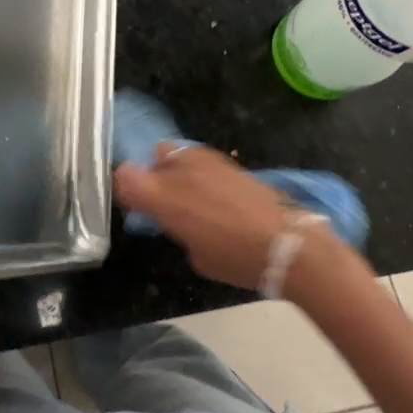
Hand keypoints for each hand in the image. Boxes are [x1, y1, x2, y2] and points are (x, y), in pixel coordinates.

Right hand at [113, 141, 297, 289]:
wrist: (287, 242)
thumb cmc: (236, 259)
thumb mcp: (195, 255)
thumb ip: (175, 229)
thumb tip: (175, 220)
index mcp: (164, 197)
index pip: (124, 176)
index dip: (126, 190)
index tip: (136, 207)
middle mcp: (179, 171)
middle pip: (149, 160)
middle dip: (152, 178)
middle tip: (164, 203)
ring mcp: (204, 161)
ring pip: (173, 153)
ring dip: (174, 170)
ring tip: (189, 194)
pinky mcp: (226, 160)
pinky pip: (198, 158)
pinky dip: (197, 171)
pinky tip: (212, 193)